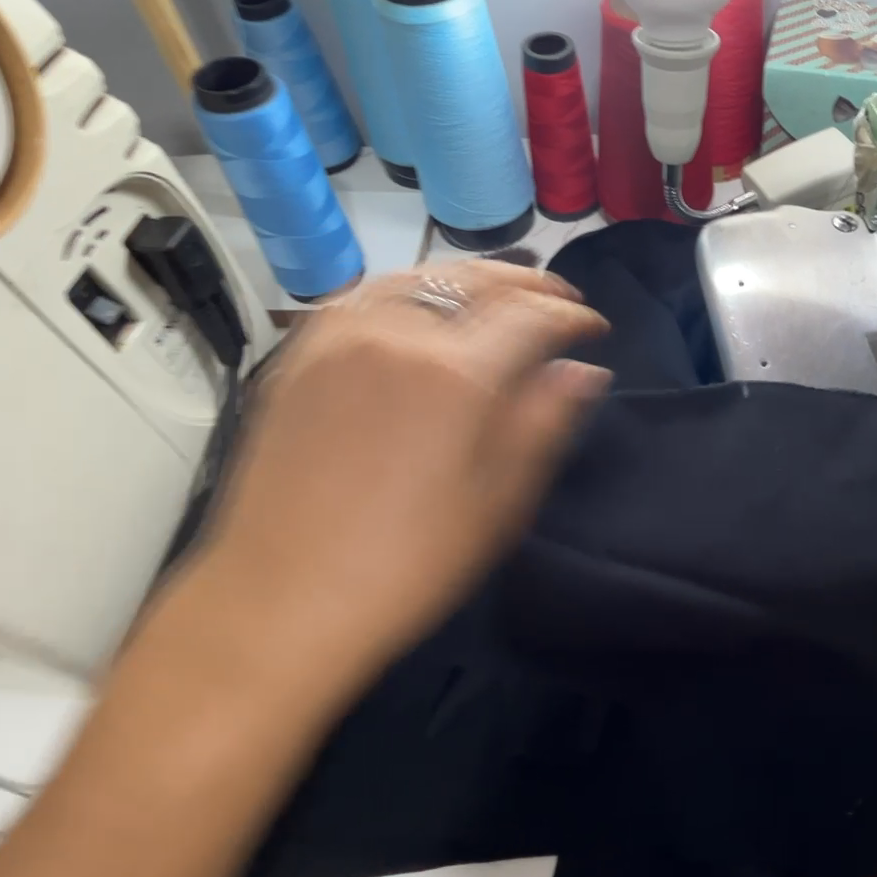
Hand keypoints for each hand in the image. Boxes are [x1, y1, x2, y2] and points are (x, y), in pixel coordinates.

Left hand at [192, 261, 610, 682]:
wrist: (281, 599)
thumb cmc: (409, 564)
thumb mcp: (499, 502)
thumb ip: (544, 421)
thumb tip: (584, 370)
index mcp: (456, 373)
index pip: (531, 315)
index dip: (571, 316)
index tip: (595, 328)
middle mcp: (396, 334)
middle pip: (474, 279)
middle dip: (526, 283)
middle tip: (556, 300)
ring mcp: (339, 338)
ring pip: (417, 277)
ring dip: (468, 279)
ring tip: (496, 296)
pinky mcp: (300, 356)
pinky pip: (361, 295)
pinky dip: (408, 288)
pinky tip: (421, 308)